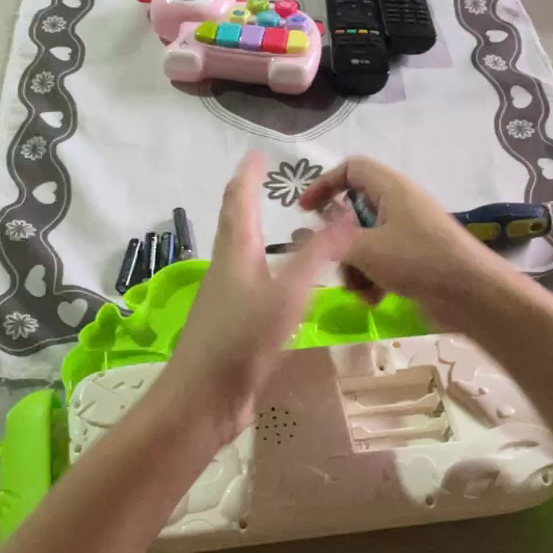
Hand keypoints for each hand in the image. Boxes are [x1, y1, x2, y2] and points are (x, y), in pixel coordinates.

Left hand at [160, 151, 358, 441]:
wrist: (204, 399)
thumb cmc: (241, 339)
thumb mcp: (287, 293)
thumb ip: (318, 255)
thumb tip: (348, 214)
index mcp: (235, 254)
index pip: (239, 202)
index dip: (248, 176)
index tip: (257, 154)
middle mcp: (228, 272)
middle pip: (237, 228)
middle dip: (250, 203)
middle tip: (268, 186)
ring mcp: (228, 303)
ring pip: (244, 260)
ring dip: (259, 240)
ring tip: (281, 232)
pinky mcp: (235, 330)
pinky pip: (255, 291)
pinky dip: (269, 277)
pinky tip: (282, 291)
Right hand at [298, 155, 511, 318]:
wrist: (471, 294)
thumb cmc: (419, 261)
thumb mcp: (367, 250)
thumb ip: (332, 242)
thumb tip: (307, 236)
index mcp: (391, 189)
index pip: (351, 169)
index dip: (324, 184)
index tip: (305, 211)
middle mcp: (399, 205)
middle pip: (354, 212)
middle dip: (340, 243)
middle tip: (331, 261)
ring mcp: (408, 233)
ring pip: (364, 243)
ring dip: (355, 268)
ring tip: (359, 290)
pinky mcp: (414, 259)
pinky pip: (381, 262)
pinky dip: (373, 279)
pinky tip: (374, 300)